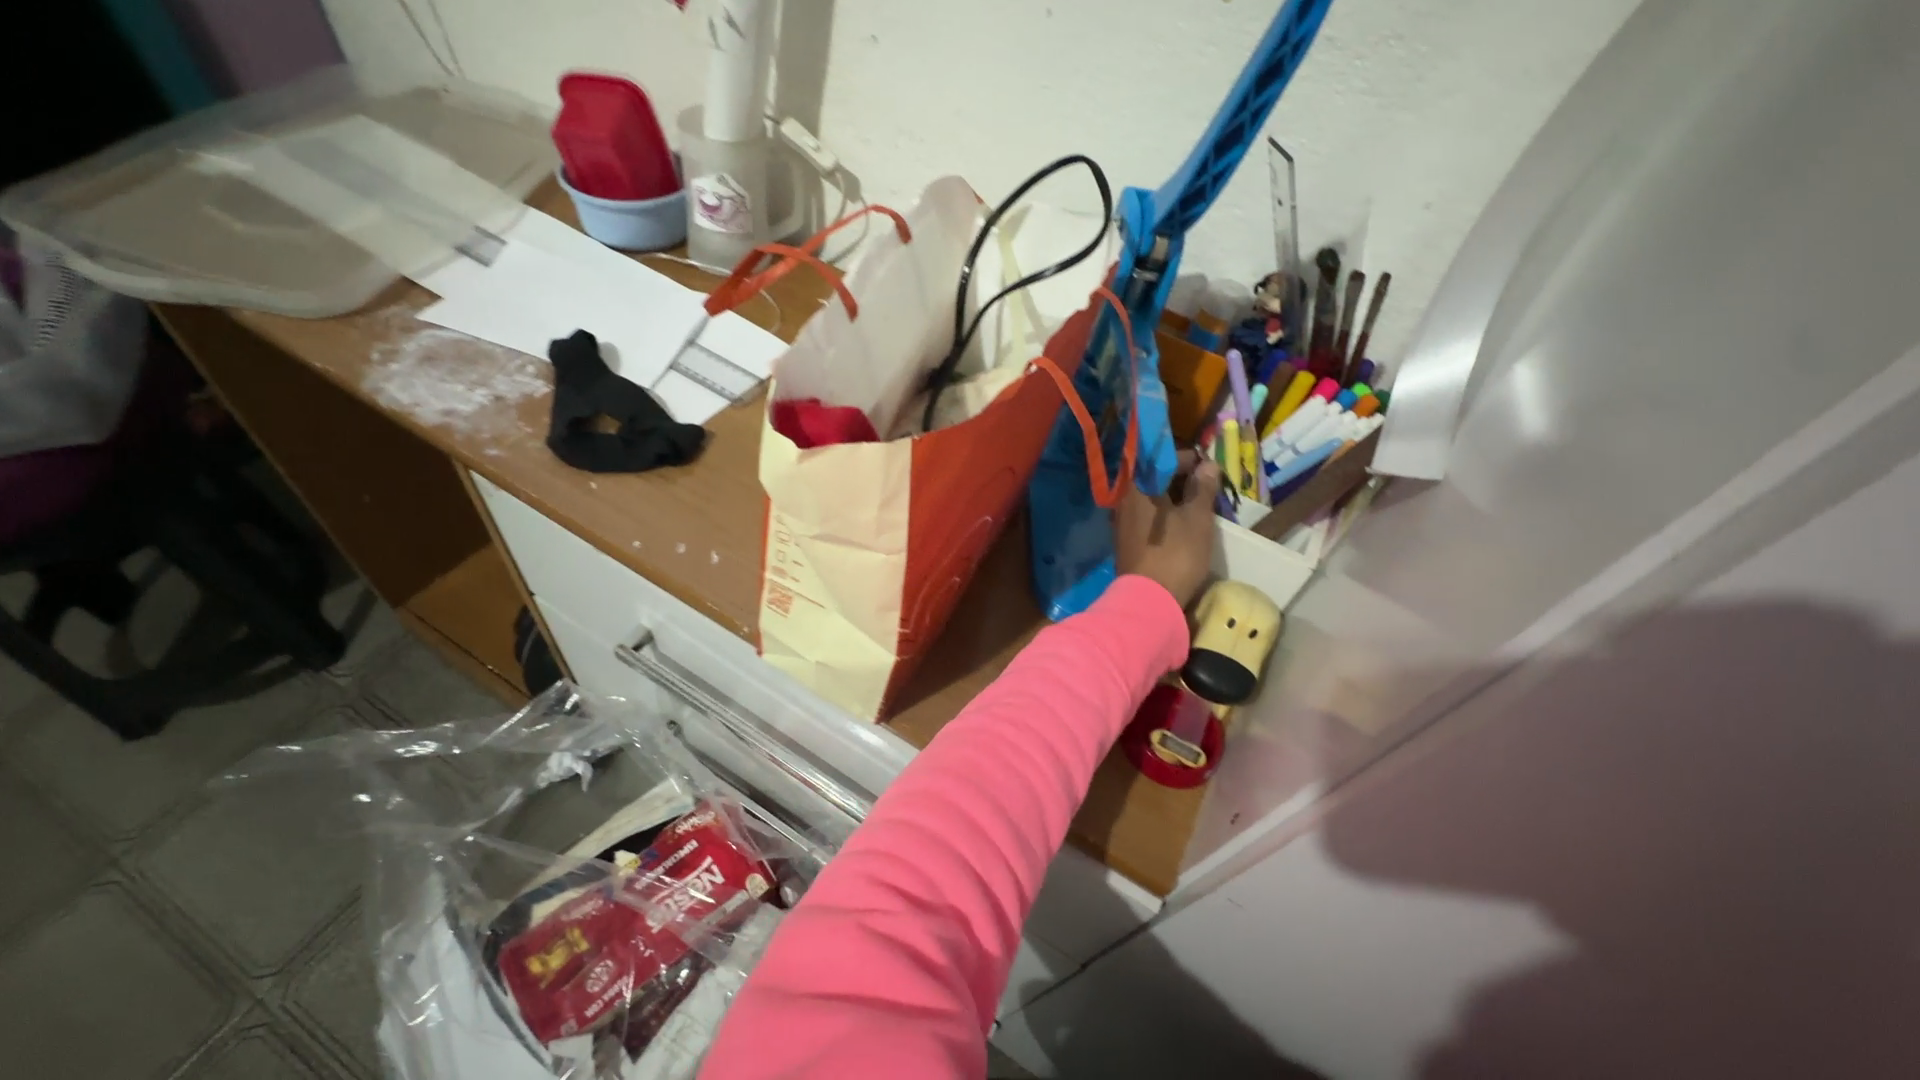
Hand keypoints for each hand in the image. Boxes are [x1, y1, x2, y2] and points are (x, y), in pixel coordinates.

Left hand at [1113, 453, 1221, 608]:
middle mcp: (1123, 499)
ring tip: (1197, 503)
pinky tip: (1181, 521)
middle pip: (1153, 477)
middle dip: (1180, 477)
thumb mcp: (1197, 519)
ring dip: (1173, 496)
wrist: (1149, 600)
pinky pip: (1145, 515)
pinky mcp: (1125, 539)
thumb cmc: (1176, 554)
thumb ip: (1202, 488)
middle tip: (1206, 485)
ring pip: (1150, 497)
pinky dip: (1163, 512)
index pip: (1161, 458)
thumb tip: (1208, 465)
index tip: (1208, 467)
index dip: (1187, 459)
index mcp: (1137, 486)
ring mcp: (1121, 520)